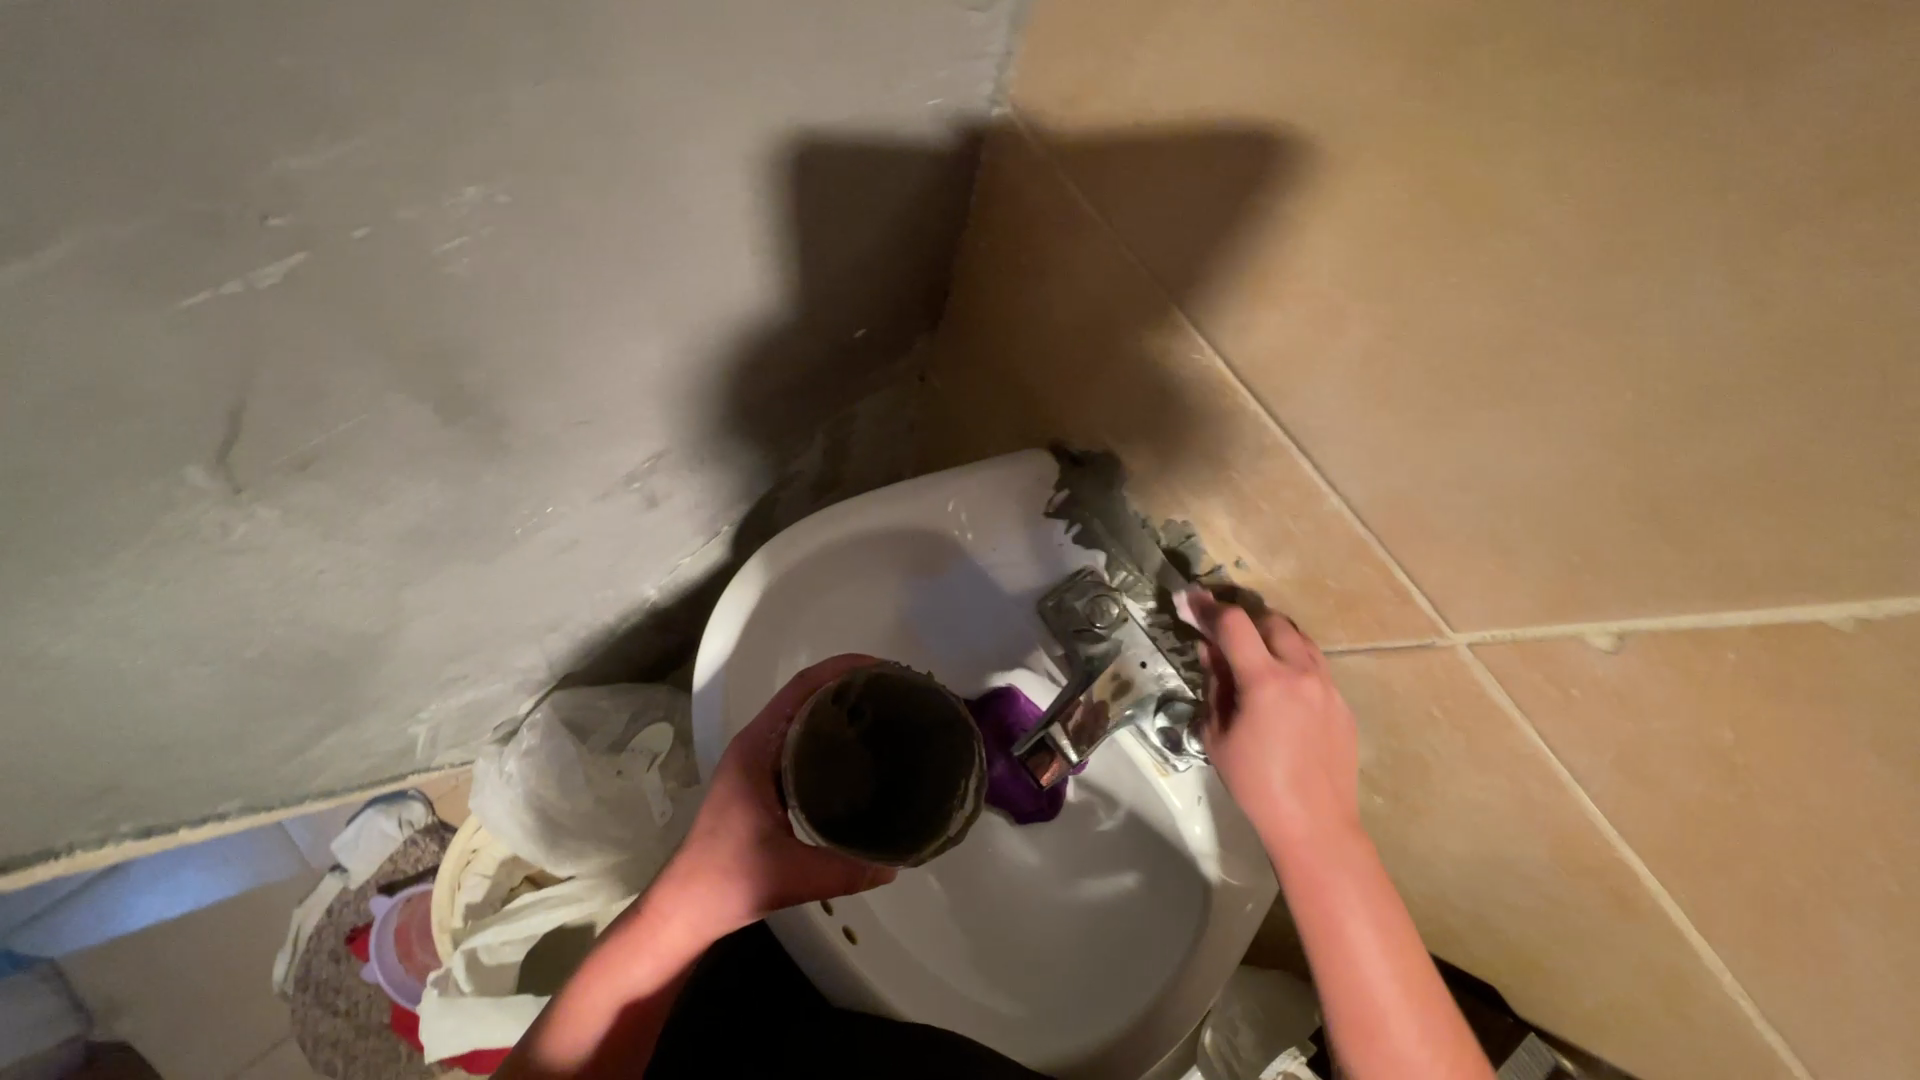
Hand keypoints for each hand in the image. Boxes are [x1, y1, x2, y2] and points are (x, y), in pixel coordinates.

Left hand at [661, 654, 897, 935]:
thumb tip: (896, 862)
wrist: (686, 907)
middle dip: (848, 685)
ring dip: (839, 707)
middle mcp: (756, 745)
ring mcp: (757, 760)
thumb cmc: (728, 882)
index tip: (882, 669)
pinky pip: (800, 740)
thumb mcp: (791, 876)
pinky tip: (860, 751)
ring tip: (886, 714)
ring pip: (802, 716)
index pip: (800, 689)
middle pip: (805, 695)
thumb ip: (845, 871)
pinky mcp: (762, 778)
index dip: (840, 670)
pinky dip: (830, 733)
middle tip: (895, 693)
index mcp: (757, 750)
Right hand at [1178, 587, 1360, 848]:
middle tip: (1219, 628)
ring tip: (1250, 651)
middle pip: (1271, 621)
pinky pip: (1315, 667)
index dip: (1206, 608)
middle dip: (1242, 619)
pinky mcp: (1342, 704)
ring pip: (1299, 639)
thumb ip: (1214, 685)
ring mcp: (1328, 687)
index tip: (1188, 599)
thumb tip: (1210, 651)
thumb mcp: (1216, 734)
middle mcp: (1302, 673)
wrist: (1314, 823)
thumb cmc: (1254, 784)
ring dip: (1271, 635)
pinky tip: (1278, 687)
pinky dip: (1292, 662)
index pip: (1233, 625)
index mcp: (1265, 681)